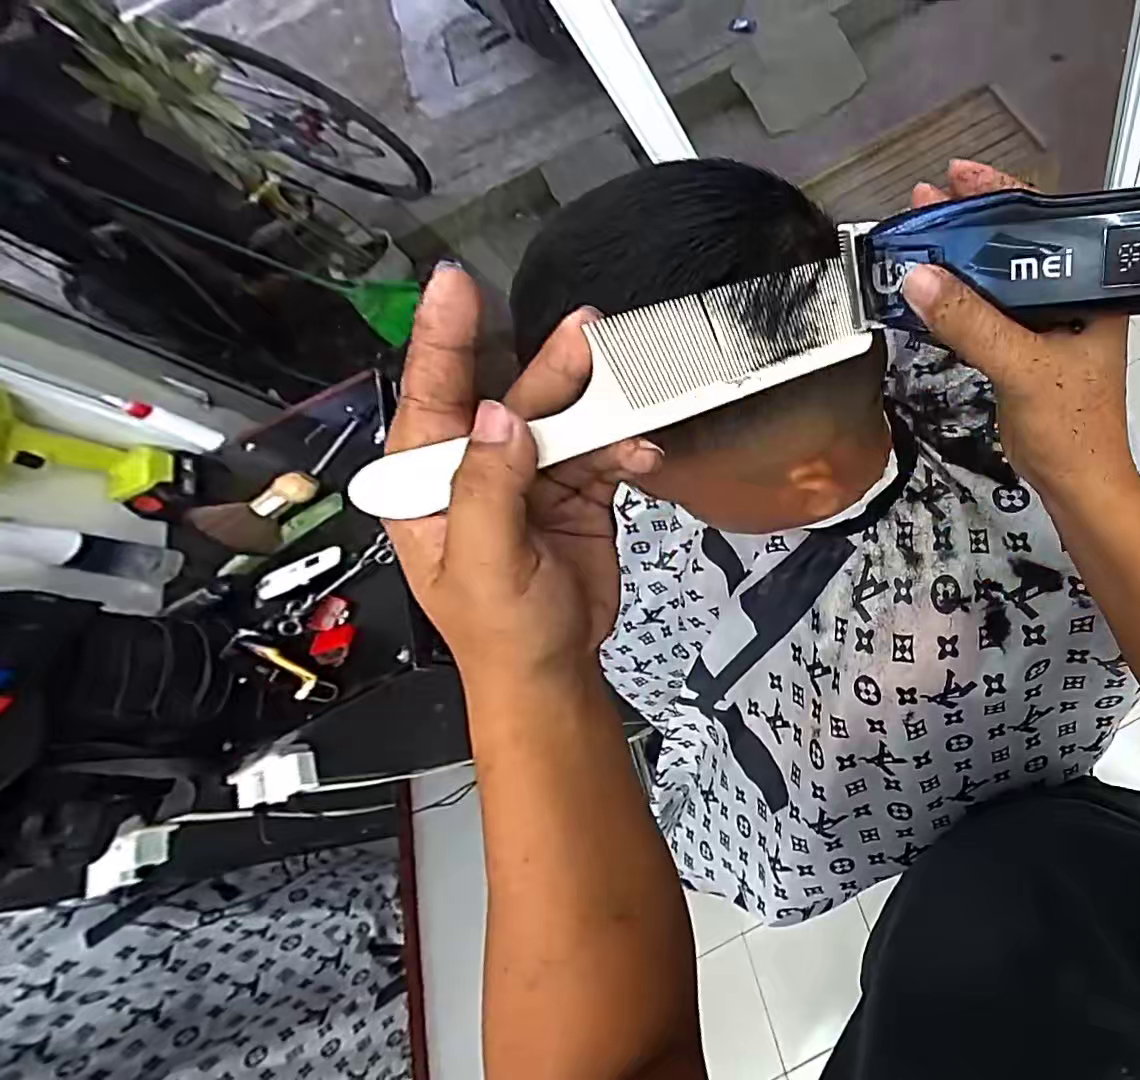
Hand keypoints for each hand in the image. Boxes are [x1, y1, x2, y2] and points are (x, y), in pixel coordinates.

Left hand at [383, 263, 662, 686]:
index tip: (458, 287)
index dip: (443, 339)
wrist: (556, 663)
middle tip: (585, 332)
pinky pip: (604, 460)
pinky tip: (641, 454)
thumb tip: (501, 420)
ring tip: (632, 390)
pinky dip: (626, 454)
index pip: (431, 398)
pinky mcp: (580, 497)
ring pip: (569, 428)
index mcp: (431, 484)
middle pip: (515, 403)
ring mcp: (536, 483)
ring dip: (601, 412)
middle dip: (549, 368)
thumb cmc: (500, 627)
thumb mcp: (482, 563)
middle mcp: (481, 472)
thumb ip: (486, 489)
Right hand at [903, 161, 1134, 496]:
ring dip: (960, 266)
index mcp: (1092, 292)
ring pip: (998, 285)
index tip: (960, 176)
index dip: (1002, 197)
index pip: (1048, 226)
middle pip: (1017, 250)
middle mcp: (1072, 302)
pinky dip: (958, 305)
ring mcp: (1046, 328)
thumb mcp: (1024, 369)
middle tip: (927, 205)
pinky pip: (986, 317)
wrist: (1074, 483)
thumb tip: (921, 281)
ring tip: (920, 241)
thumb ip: (974, 324)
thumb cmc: (1074, 431)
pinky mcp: (1023, 353)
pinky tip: (931, 292)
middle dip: (971, 227)